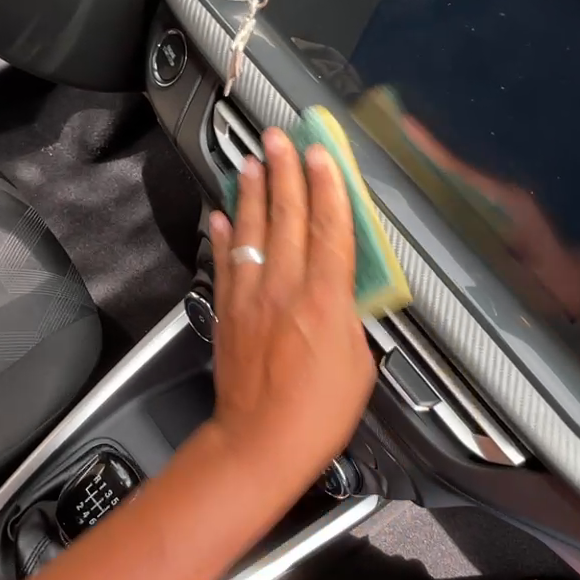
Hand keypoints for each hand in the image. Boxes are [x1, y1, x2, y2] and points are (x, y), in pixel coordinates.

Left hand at [206, 127, 374, 497]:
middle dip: (285, 173)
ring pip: (251, 232)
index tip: (323, 154)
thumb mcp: (359, 364)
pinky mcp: (227, 313)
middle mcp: (284, 289)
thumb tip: (343, 294)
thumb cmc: (317, 414)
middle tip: (280, 137)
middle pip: (287, 218)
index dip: (328, 186)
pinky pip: (224, 264)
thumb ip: (350, 318)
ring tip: (250, 161)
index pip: (331, 229)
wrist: (260, 443)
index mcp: (325, 300)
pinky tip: (219, 216)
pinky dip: (222, 236)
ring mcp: (250, 298)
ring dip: (251, 194)